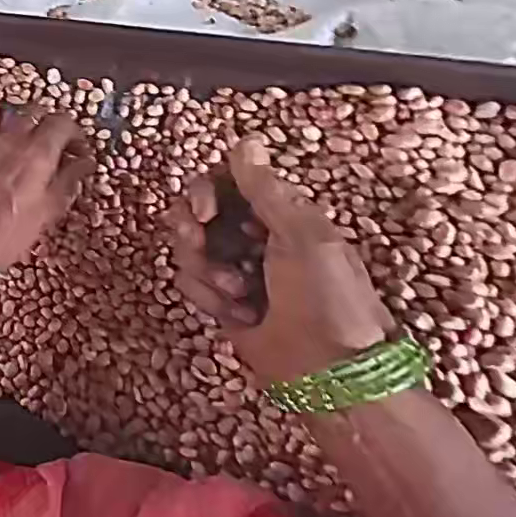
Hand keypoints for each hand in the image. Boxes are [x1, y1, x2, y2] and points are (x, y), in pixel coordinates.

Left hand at [0, 108, 94, 285]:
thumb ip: (69, 179)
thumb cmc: (11, 234)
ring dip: (27, 132)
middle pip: (36, 112)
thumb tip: (83, 162)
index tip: (78, 150)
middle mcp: (12, 140)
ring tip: (32, 159)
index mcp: (37, 153)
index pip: (62, 122)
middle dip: (49, 125)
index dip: (75, 133)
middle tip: (56, 148)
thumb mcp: (49, 210)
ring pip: (14, 122)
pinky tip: (9, 168)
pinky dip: (7, 144)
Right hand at [164, 136, 393, 383]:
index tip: (203, 211)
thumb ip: (266, 190)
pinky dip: (208, 297)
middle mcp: (250, 236)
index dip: (205, 191)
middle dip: (193, 230)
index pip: (224, 183)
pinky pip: (189, 283)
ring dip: (206, 271)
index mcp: (277, 213)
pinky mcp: (219, 300)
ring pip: (187, 249)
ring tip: (239, 293)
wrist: (328, 374)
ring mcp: (233, 268)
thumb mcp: (303, 236)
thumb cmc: (326, 298)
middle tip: (200, 245)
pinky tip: (239, 314)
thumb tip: (245, 142)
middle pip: (195, 213)